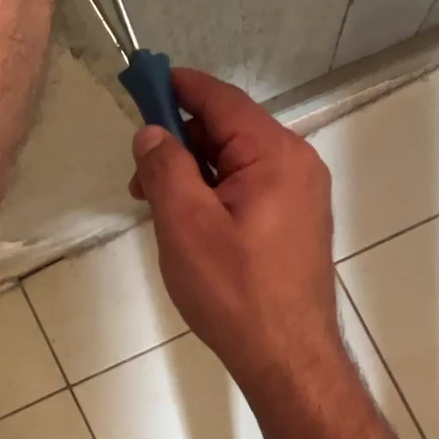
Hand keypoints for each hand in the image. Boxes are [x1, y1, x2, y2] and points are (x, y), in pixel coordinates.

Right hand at [130, 68, 343, 391]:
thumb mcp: (185, 225)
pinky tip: (188, 223)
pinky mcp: (293, 222)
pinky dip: (212, 193)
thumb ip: (165, 169)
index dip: (177, 87)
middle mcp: (296, 164)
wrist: (286, 357)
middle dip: (179, 141)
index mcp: (275, 155)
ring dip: (192, 173)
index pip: (221, 100)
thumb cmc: (234, 292)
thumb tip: (151, 132)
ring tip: (157, 208)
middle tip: (138, 176)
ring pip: (234, 163)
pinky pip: (246, 189)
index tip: (139, 80)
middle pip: (228, 130)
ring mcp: (299, 195)